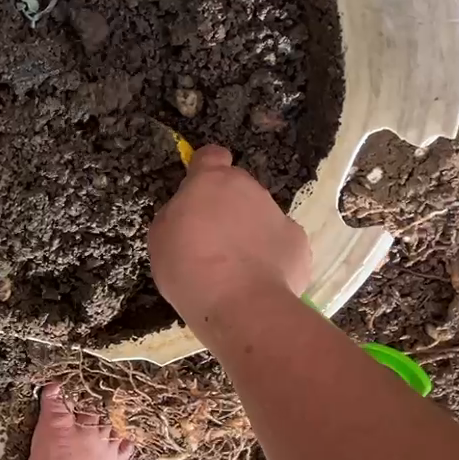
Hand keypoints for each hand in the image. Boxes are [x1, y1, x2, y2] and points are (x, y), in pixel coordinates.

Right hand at [146, 145, 312, 323]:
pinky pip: (277, 242)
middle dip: (225, 208)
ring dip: (246, 233)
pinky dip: (267, 256)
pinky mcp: (297, 241)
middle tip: (208, 242)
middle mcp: (249, 188)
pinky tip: (254, 279)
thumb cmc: (187, 268)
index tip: (196, 190)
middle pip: (236, 189)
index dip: (202, 170)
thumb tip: (189, 213)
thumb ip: (176, 214)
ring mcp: (278, 213)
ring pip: (258, 216)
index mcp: (211, 182)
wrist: (239, 303)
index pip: (210, 156)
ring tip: (232, 268)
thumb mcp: (160, 238)